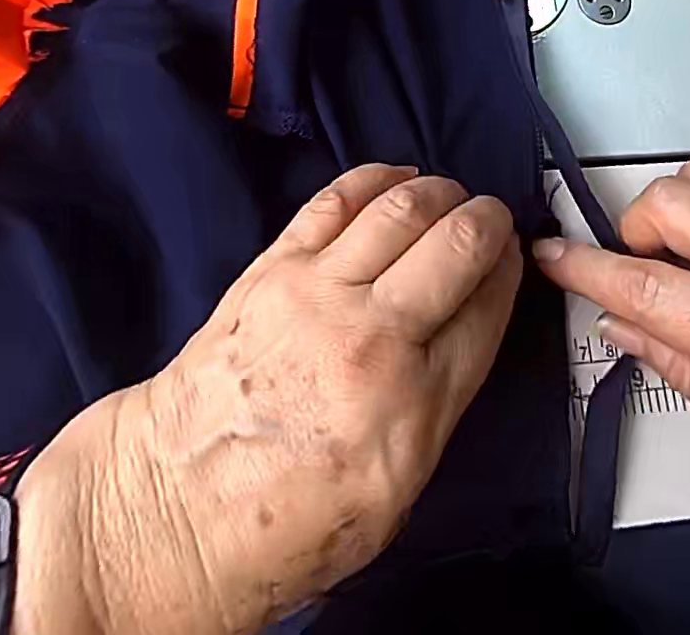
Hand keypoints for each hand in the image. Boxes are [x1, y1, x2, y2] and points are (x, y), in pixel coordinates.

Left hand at [18, 165, 522, 634]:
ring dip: (437, 192)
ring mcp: (317, 291)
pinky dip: (373, 178)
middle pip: (454, 248)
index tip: (511, 255)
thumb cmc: (284, 514)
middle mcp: (372, 336)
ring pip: (399, 212)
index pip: (486, 310)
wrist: (177, 497)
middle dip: (485, 221)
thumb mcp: (395, 491)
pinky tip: (397, 175)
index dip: (507, 272)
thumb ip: (437, 402)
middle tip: (490, 216)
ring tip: (449, 193)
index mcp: (415, 405)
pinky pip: (334, 202)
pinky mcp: (273, 267)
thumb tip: (460, 331)